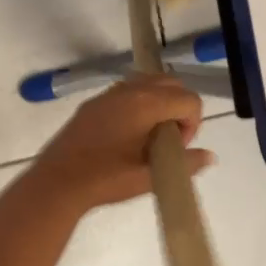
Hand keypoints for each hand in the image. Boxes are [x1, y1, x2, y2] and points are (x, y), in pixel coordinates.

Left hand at [29, 76, 211, 210]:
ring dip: (158, 103)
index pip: (188, 99)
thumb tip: (209, 156)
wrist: (57, 182)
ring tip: (150, 136)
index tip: (177, 147)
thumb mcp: (150, 175)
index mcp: (144, 103)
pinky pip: (124, 93)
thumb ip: (185, 163)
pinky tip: (128, 135)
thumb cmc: (105, 179)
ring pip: (146, 84)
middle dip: (179, 107)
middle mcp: (125, 92)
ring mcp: (105, 96)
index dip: (192, 123)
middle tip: (168, 139)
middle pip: (169, 83)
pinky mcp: (90, 106)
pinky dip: (137, 104)